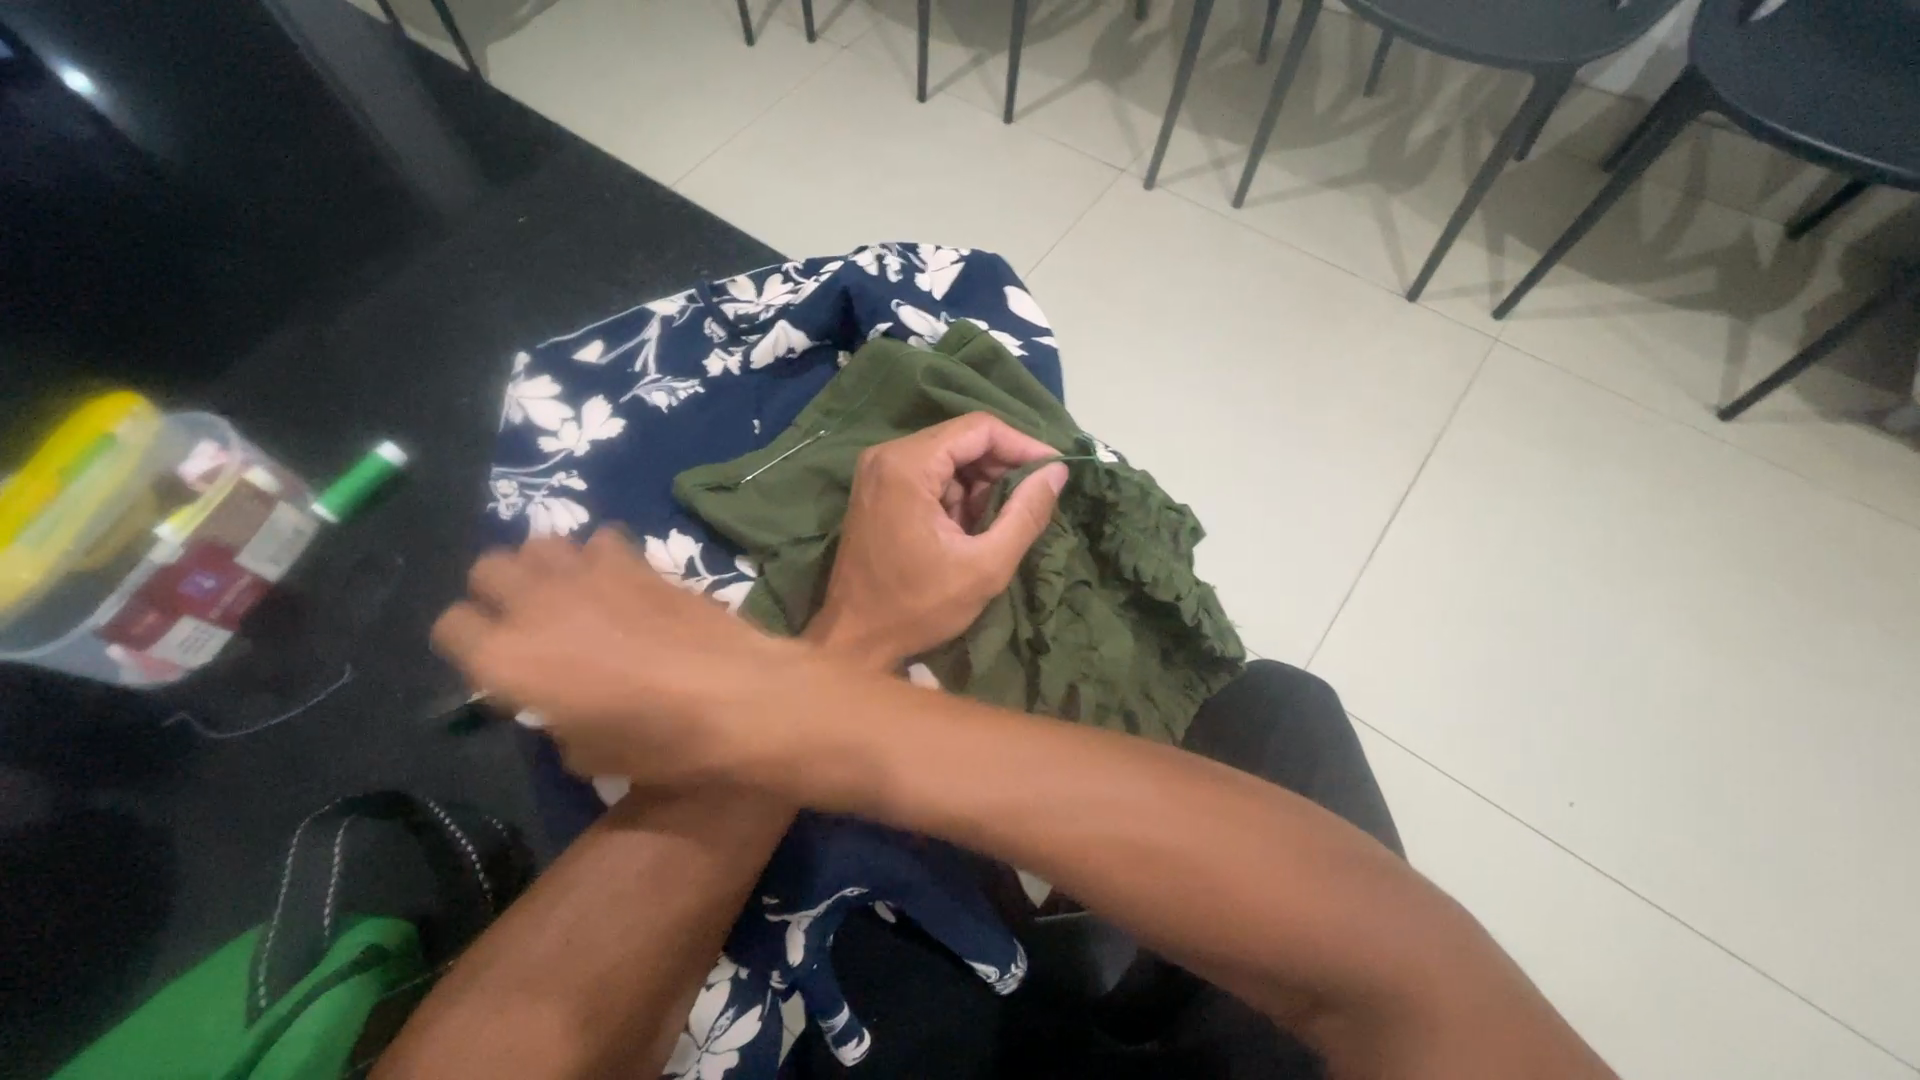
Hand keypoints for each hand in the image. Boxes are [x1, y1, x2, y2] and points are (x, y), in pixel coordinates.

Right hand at [431, 529, 796, 783]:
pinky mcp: (637, 561)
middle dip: (498, 589)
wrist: (737, 697)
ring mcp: (588, 575)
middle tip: (528, 617)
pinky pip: (600, 539)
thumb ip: (553, 716)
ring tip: (570, 591)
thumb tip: (557, 701)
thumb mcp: (587, 753)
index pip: (451, 627)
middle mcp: (535, 606)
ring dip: (546, 564)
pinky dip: (602, 554)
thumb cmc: (660, 742)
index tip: (492, 657)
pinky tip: (621, 579)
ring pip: (539, 542)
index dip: (469, 640)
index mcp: (507, 660)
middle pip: (487, 570)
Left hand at [806, 412, 1066, 669]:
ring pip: (948, 458)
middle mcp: (887, 456)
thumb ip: (1026, 514)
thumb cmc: (917, 607)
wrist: (854, 640)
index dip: (1023, 444)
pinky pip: (930, 476)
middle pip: (962, 439)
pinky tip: (974, 527)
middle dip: (1003, 466)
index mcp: (907, 465)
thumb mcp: (984, 566)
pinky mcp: (878, 490)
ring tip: (1005, 520)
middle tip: (1034, 498)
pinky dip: (959, 495)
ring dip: (982, 484)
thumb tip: (1058, 472)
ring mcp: (879, 472)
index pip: (979, 428)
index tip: (1055, 469)